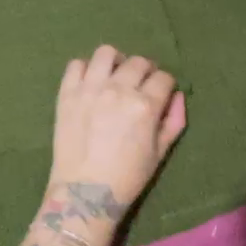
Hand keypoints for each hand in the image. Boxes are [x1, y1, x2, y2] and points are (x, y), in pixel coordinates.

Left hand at [47, 46, 187, 215]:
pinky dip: (85, 68)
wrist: (85, 191)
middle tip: (140, 85)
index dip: (166, 84)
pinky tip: (90, 82)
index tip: (161, 92)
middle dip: (145, 71)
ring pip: (106, 53)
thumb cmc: (128, 176)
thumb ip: (174, 120)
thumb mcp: (161, 152)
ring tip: (115, 75)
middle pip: (138, 62)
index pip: (164, 78)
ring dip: (116, 61)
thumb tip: (178, 95)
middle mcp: (118, 90)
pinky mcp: (67, 93)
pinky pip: (75, 64)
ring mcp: (90, 88)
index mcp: (145, 105)